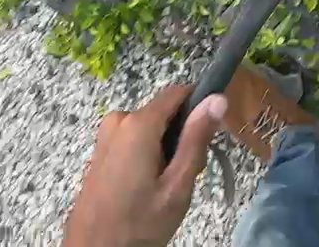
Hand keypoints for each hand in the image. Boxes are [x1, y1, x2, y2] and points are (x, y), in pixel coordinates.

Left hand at [62, 85, 226, 246]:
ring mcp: (106, 135)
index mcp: (139, 123)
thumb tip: (218, 98)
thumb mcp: (176, 187)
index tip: (207, 137)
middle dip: (180, 136)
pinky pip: (133, 139)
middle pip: (165, 112)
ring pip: (150, 128)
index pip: (178, 92)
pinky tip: (144, 189)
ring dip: (163, 149)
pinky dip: (145, 156)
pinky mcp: (100, 150)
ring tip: (164, 188)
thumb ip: (197, 139)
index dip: (198, 108)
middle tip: (183, 175)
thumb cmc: (138, 225)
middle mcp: (119, 119)